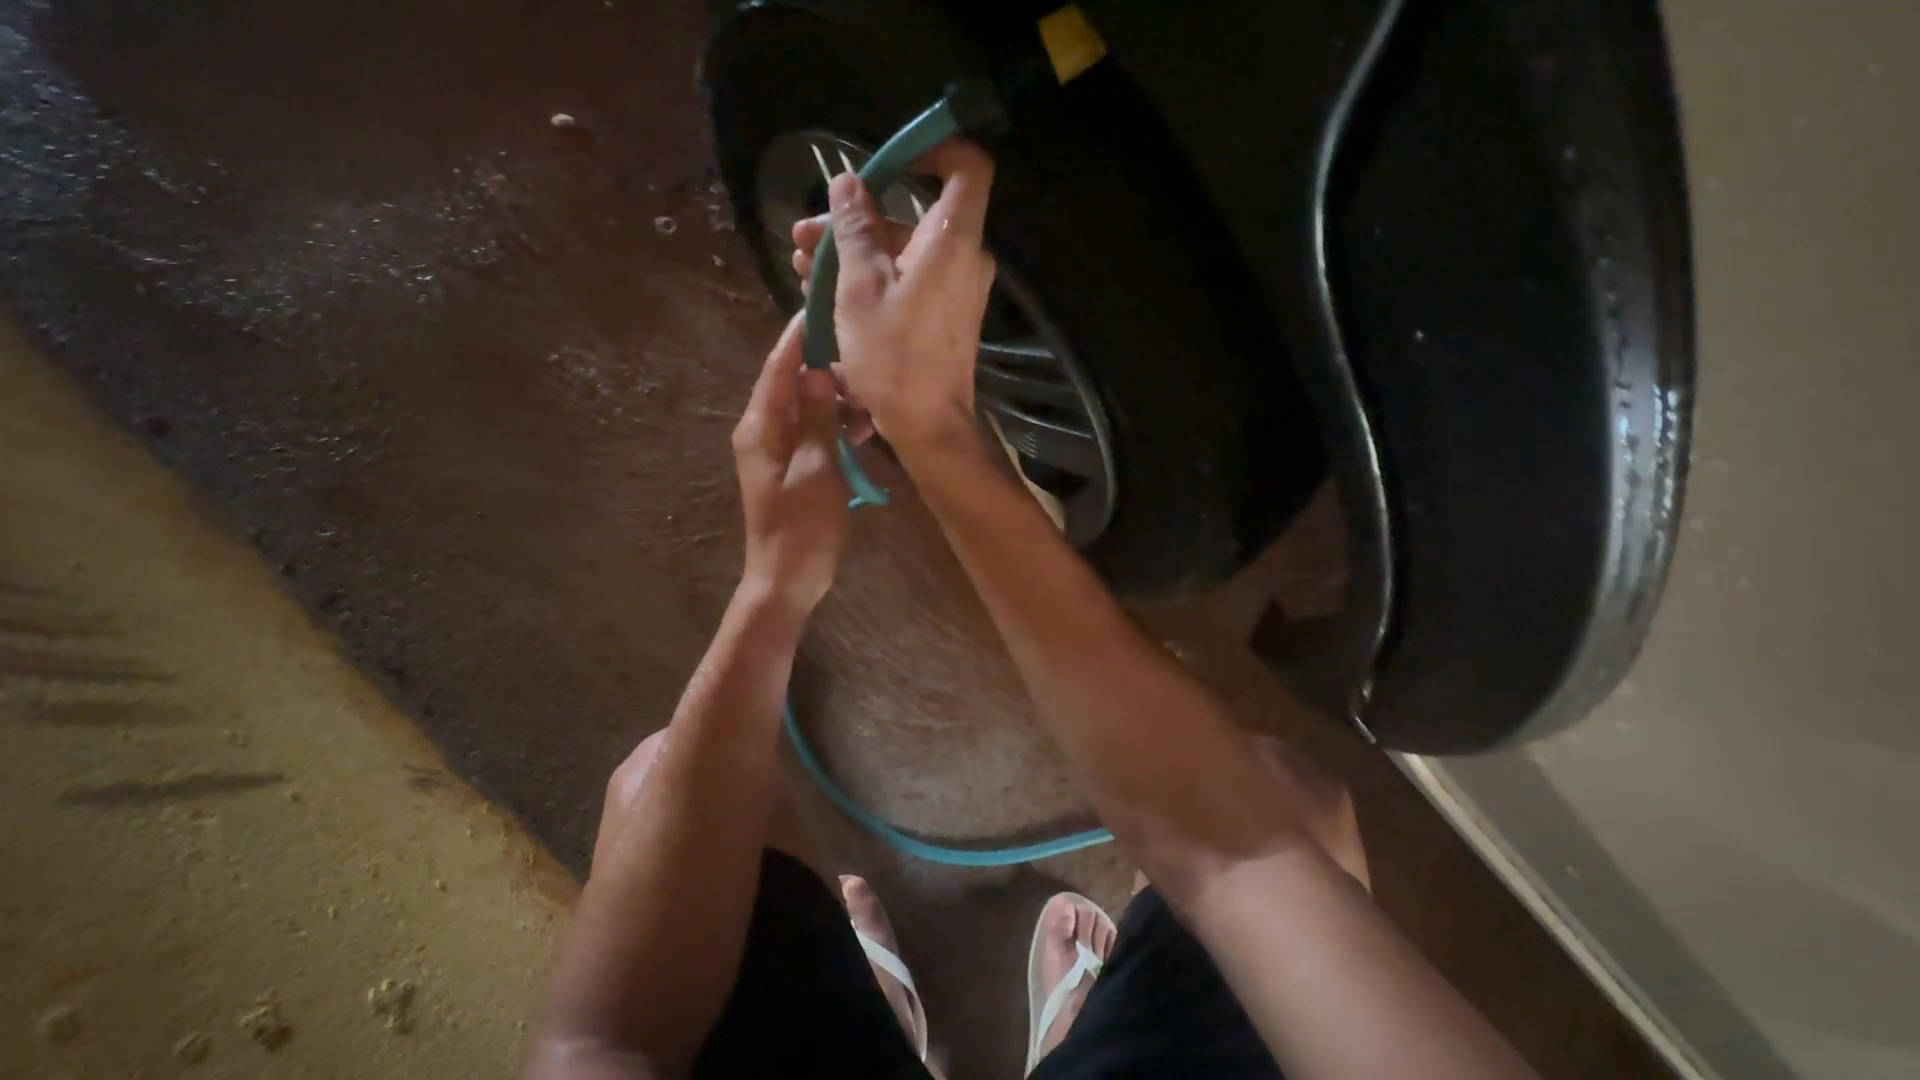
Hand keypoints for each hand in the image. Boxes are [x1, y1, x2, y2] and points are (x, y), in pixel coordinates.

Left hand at [732, 313, 861, 612]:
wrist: (787, 579)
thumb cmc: (801, 526)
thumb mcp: (817, 469)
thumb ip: (819, 418)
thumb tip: (821, 370)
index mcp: (762, 426)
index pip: (779, 366)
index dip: (801, 336)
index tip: (825, 304)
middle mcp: (765, 430)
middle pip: (793, 383)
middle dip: (827, 366)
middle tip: (865, 349)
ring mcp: (779, 450)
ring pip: (808, 408)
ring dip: (838, 399)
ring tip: (874, 386)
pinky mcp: (794, 467)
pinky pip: (815, 433)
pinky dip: (836, 426)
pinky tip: (866, 424)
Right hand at [790, 139, 996, 449]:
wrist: (927, 426)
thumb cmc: (892, 358)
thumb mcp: (859, 290)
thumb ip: (854, 230)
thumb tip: (847, 182)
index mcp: (951, 241)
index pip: (965, 167)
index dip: (933, 149)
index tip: (889, 161)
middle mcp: (963, 257)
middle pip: (914, 216)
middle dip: (855, 220)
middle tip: (804, 236)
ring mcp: (956, 288)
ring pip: (904, 251)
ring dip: (853, 254)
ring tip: (801, 268)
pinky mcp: (945, 313)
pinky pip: (909, 279)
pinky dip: (872, 279)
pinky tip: (825, 293)